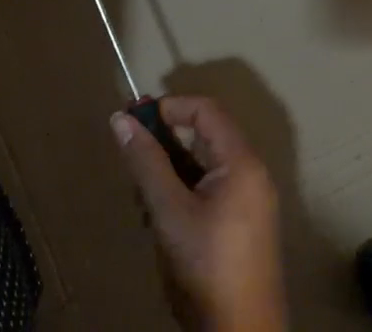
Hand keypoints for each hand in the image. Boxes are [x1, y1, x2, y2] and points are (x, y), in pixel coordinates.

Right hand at [112, 98, 285, 331]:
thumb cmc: (207, 264)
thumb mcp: (169, 209)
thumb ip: (145, 161)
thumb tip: (120, 118)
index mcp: (242, 164)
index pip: (207, 110)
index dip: (170, 107)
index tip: (136, 120)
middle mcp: (251, 175)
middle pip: (204, 135)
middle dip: (163, 140)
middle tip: (130, 152)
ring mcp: (248, 202)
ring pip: (201, 164)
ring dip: (167, 169)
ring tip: (141, 194)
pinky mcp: (241, 224)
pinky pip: (208, 188)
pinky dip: (180, 191)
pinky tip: (156, 216)